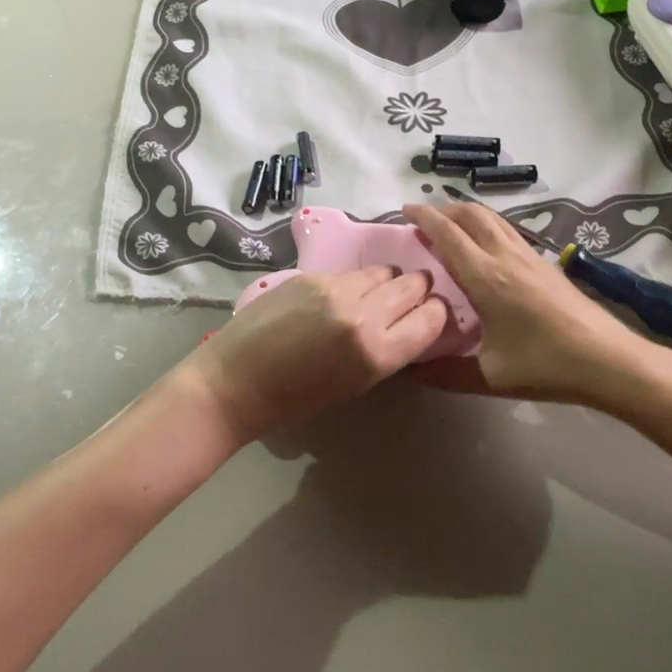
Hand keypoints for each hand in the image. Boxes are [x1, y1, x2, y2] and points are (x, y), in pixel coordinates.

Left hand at [181, 266, 449, 440]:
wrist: (236, 382)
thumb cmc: (294, 400)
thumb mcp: (354, 384)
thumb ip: (385, 351)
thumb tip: (407, 324)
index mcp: (378, 354)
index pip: (430, 318)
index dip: (436, 313)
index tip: (431, 312)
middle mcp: (363, 315)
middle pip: (412, 285)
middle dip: (416, 289)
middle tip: (409, 296)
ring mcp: (335, 290)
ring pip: (381, 271)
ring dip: (386, 280)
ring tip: (374, 292)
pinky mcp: (311, 276)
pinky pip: (347, 273)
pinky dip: (352, 282)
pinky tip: (338, 295)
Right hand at [402, 203, 671, 404]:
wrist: (609, 361)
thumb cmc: (545, 367)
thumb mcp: (488, 377)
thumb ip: (444, 373)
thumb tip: (407, 369)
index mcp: (486, 278)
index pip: (447, 235)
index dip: (423, 218)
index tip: (404, 210)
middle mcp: (506, 257)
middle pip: (471, 214)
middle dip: (444, 209)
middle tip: (423, 218)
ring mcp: (530, 256)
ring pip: (493, 218)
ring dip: (466, 214)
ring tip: (450, 226)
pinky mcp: (546, 264)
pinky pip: (508, 231)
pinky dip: (487, 226)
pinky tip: (486, 247)